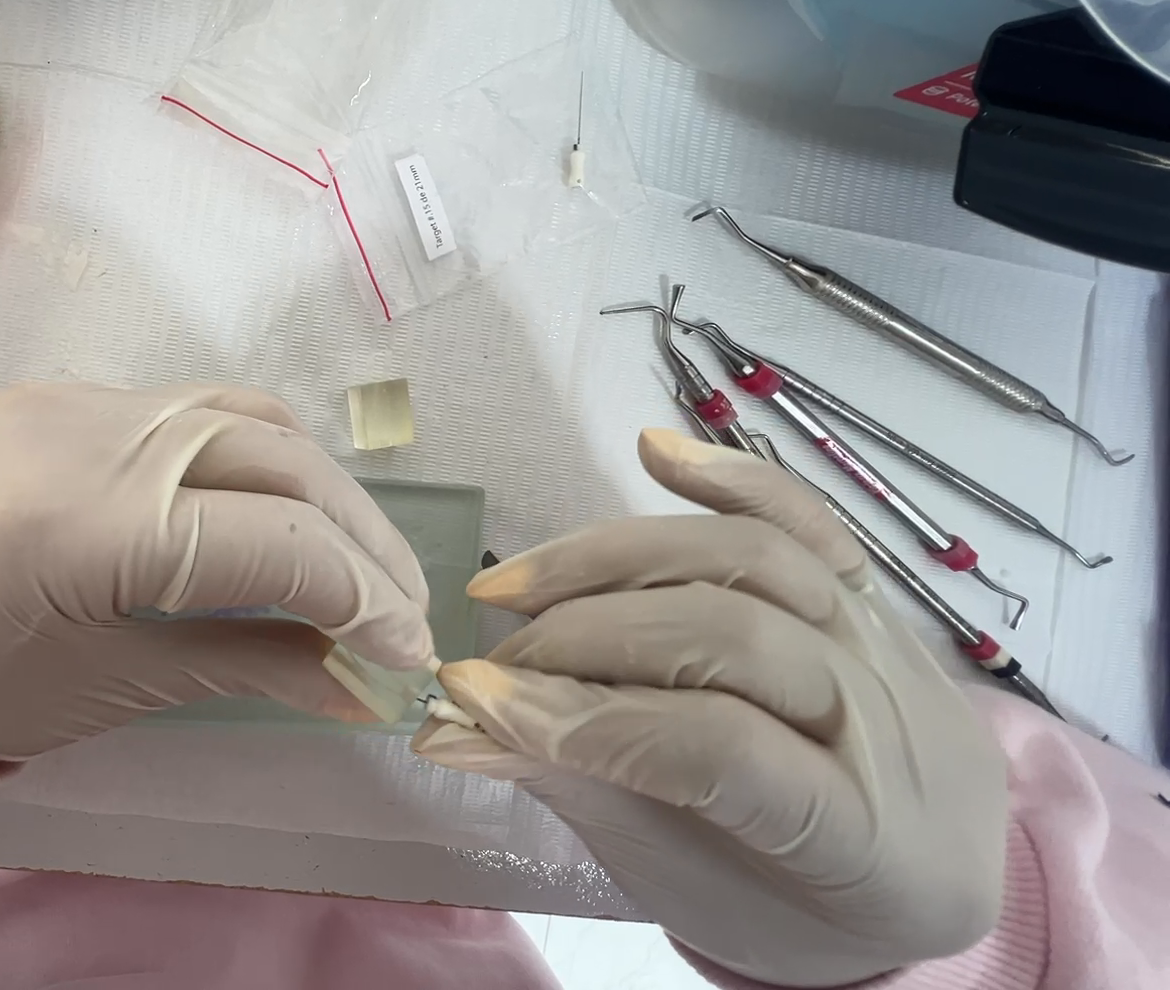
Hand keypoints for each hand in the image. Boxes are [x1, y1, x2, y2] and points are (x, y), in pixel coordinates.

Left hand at [0, 382, 432, 763]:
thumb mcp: (108, 688)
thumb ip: (245, 668)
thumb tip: (364, 686)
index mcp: (74, 523)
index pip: (263, 536)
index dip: (356, 594)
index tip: (407, 654)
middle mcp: (83, 431)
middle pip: (273, 456)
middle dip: (360, 535)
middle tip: (407, 604)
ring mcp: (77, 395)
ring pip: (246, 417)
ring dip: (323, 485)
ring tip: (363, 558)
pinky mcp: (76, 391)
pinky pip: (197, 410)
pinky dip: (262, 457)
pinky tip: (287, 507)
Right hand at [412, 429, 1007, 987]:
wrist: (908, 880)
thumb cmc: (771, 896)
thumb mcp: (664, 865)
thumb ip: (559, 780)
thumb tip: (438, 729)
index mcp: (863, 838)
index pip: (711, 746)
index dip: (579, 716)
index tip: (469, 697)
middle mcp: (893, 724)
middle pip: (722, 635)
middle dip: (579, 638)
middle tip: (491, 662)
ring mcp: (886, 643)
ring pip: (745, 559)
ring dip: (610, 559)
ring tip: (517, 584)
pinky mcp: (869, 593)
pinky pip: (803, 518)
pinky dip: (726, 475)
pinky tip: (649, 449)